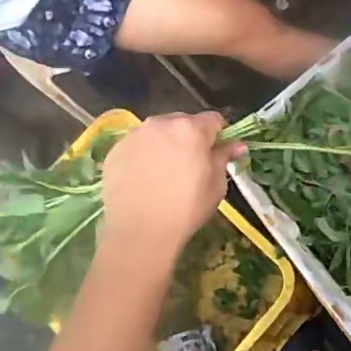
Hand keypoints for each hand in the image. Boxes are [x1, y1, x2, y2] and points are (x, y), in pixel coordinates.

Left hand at [100, 112, 243, 252]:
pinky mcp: (115, 150)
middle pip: (183, 122)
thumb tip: (236, 144)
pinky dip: (144, 155)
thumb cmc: (187, 208)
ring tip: (165, 172)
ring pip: (158, 132)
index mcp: (191, 129)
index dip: (219, 136)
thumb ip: (223, 158)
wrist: (140, 231)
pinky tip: (145, 178)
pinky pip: (137, 145)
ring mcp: (135, 135)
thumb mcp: (216, 185)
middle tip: (190, 164)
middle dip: (190, 138)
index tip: (217, 153)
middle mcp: (161, 123)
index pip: (213, 120)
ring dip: (166, 144)